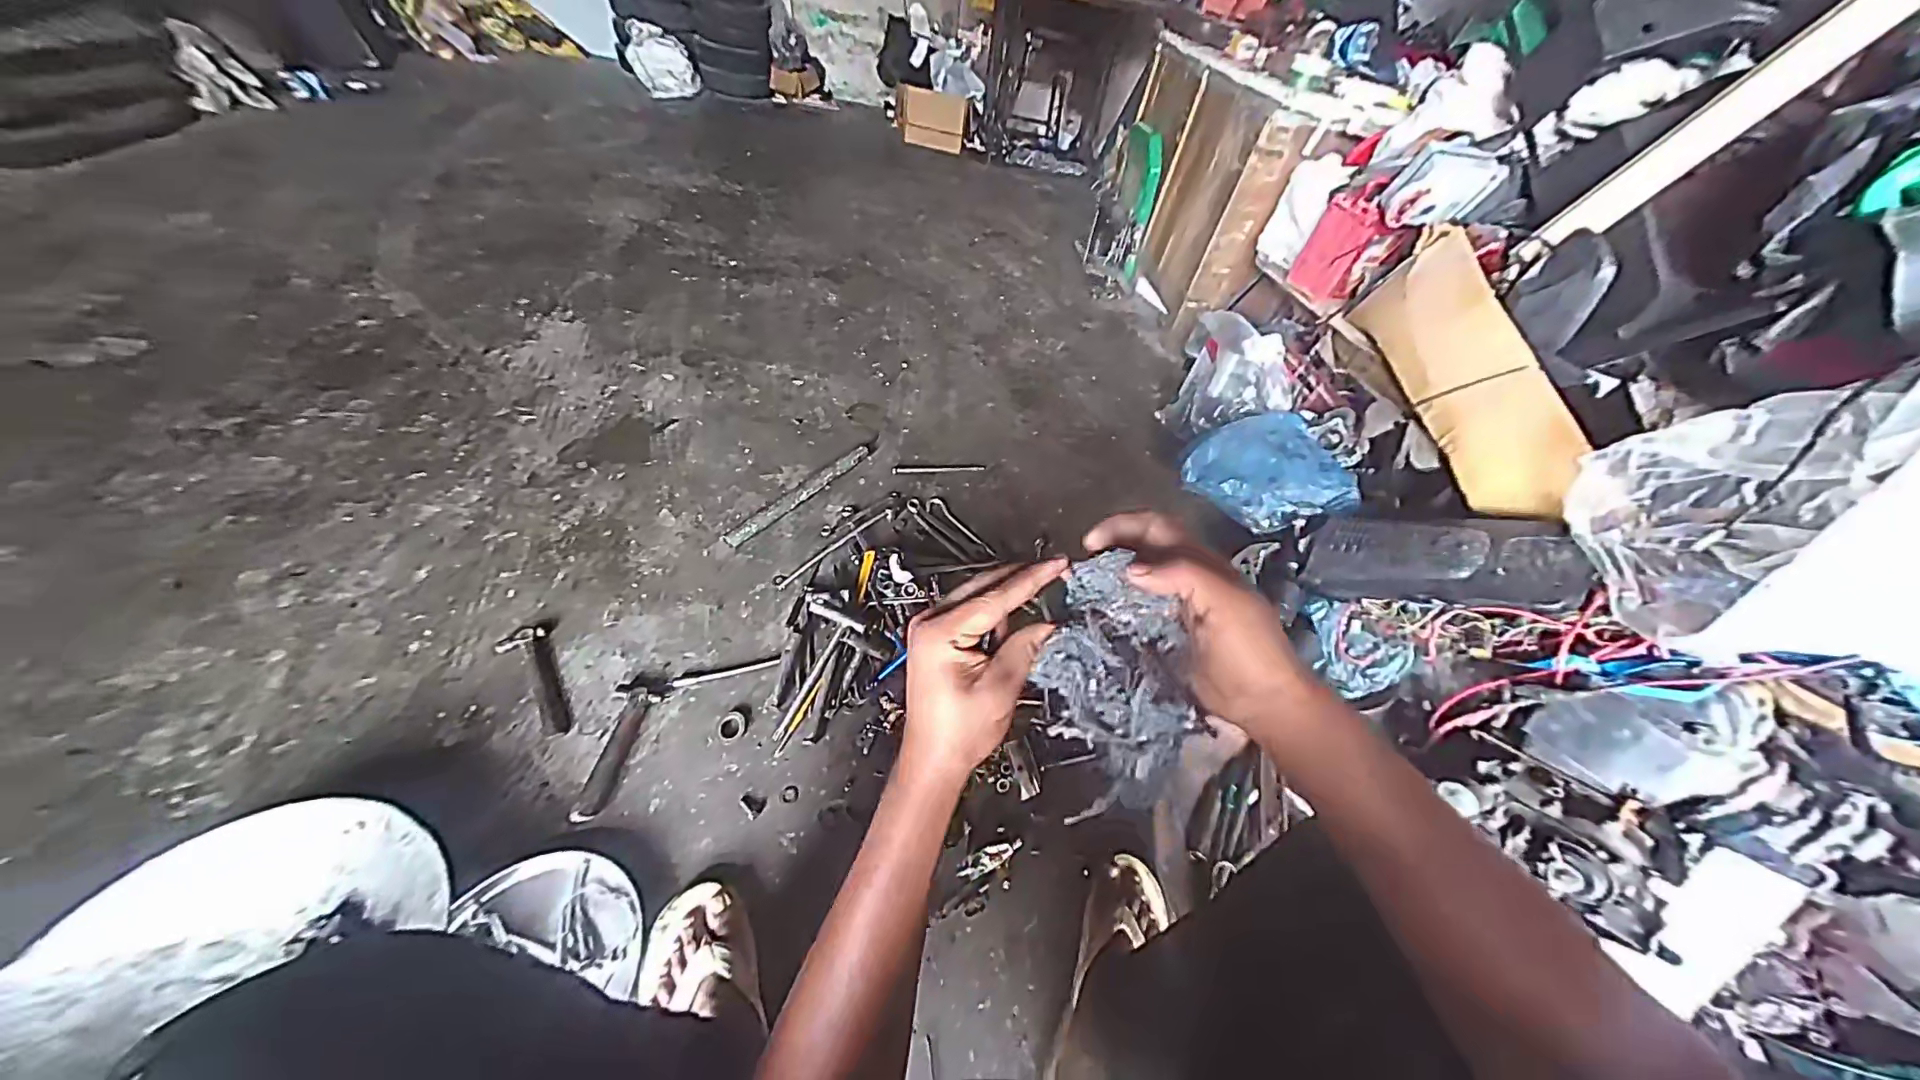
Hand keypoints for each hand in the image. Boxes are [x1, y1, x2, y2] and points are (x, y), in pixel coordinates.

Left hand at [900, 559, 1065, 789]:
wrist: (932, 759)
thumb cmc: (954, 734)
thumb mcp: (1000, 688)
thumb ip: (1024, 648)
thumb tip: (1045, 624)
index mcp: (939, 632)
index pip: (995, 596)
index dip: (1031, 579)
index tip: (1054, 566)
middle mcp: (928, 624)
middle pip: (983, 587)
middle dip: (1019, 580)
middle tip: (1052, 571)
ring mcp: (929, 630)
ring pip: (977, 599)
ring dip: (1006, 601)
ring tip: (1035, 605)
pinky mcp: (935, 640)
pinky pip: (970, 615)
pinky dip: (993, 617)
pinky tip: (1009, 629)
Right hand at [1084, 512, 1307, 730]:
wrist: (1264, 702)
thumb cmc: (1249, 651)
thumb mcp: (1224, 603)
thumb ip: (1183, 575)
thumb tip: (1129, 569)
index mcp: (1202, 563)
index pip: (1157, 528)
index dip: (1123, 525)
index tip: (1090, 543)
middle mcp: (1188, 577)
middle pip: (1145, 546)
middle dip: (1113, 542)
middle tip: (1083, 559)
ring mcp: (1177, 605)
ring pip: (1140, 574)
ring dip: (1112, 570)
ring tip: (1085, 581)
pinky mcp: (1168, 633)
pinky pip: (1137, 607)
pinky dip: (1117, 601)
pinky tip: (1100, 611)